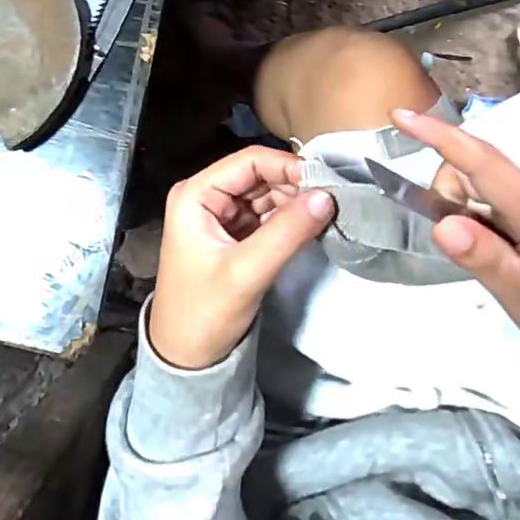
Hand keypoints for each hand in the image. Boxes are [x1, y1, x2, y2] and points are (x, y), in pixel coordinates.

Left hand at [150, 146, 336, 369]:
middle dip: (295, 184)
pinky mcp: (235, 233)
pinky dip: (290, 217)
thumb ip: (286, 233)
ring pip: (268, 193)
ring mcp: (221, 214)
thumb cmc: (204, 313)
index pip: (249, 161)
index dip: (288, 166)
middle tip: (333, 198)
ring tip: (328, 211)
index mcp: (195, 194)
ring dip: (296, 200)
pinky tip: (312, 224)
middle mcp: (207, 196)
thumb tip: (327, 196)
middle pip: (260, 174)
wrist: (185, 358)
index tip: (325, 181)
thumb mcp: (246, 273)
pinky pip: (268, 213)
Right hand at [393, 108, 519, 362]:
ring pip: (477, 181)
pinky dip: (477, 214)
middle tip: (464, 251)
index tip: (399, 116)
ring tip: (488, 257)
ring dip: (463, 210)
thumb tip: (442, 224)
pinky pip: (492, 194)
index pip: (484, 163)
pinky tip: (495, 248)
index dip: (440, 136)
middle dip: (449, 199)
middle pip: (471, 170)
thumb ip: (488, 261)